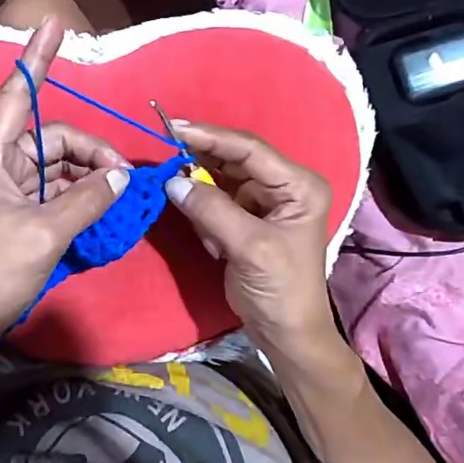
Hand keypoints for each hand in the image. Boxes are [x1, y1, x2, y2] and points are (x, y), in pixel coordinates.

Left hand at [0, 17, 128, 339]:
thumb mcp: (47, 233)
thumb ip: (87, 198)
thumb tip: (119, 177)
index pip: (16, 96)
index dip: (36, 58)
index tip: (53, 24)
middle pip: (51, 137)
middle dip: (90, 151)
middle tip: (121, 178)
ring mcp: (6, 186)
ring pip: (57, 162)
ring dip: (87, 174)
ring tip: (116, 194)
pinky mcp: (16, 207)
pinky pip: (54, 186)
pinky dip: (78, 191)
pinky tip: (101, 203)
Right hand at [161, 122, 339, 351]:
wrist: (286, 334)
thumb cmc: (280, 289)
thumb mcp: (250, 248)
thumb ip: (212, 210)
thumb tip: (172, 181)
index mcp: (299, 186)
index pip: (250, 150)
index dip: (212, 137)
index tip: (174, 128)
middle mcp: (284, 186)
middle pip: (235, 159)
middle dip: (200, 158)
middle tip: (164, 152)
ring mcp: (264, 202)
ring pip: (221, 178)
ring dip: (199, 187)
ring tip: (176, 191)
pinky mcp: (246, 219)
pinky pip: (216, 200)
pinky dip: (202, 210)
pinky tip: (207, 236)